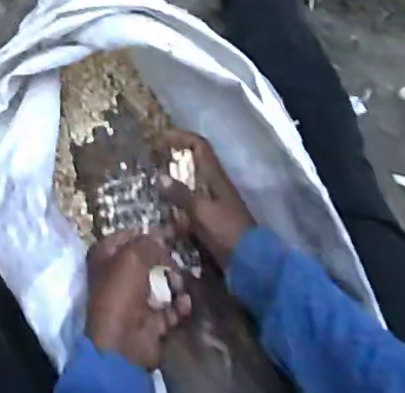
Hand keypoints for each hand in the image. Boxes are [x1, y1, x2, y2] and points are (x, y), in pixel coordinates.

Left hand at [85, 228, 190, 369]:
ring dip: (174, 282)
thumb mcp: (132, 257)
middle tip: (177, 260)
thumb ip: (148, 243)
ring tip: (181, 282)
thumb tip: (160, 237)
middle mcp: (118, 275)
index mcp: (105, 256)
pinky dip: (178, 305)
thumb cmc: (121, 291)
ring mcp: (135, 299)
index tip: (169, 232)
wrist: (122, 343)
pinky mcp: (150, 321)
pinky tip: (185, 302)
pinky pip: (169, 309)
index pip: (127, 236)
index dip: (146, 233)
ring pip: (160, 283)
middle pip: (146, 260)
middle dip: (164, 259)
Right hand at [161, 130, 255, 265]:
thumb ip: (180, 194)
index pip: (199, 146)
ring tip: (151, 194)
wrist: (254, 267)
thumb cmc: (228, 232)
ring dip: (171, 191)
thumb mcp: (201, 211)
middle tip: (150, 165)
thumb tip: (160, 176)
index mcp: (215, 177)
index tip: (160, 137)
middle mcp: (214, 187)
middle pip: (191, 166)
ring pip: (187, 190)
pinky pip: (188, 212)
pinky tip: (163, 224)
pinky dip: (175, 214)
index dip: (181, 137)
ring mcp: (213, 206)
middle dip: (170, 164)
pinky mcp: (211, 224)